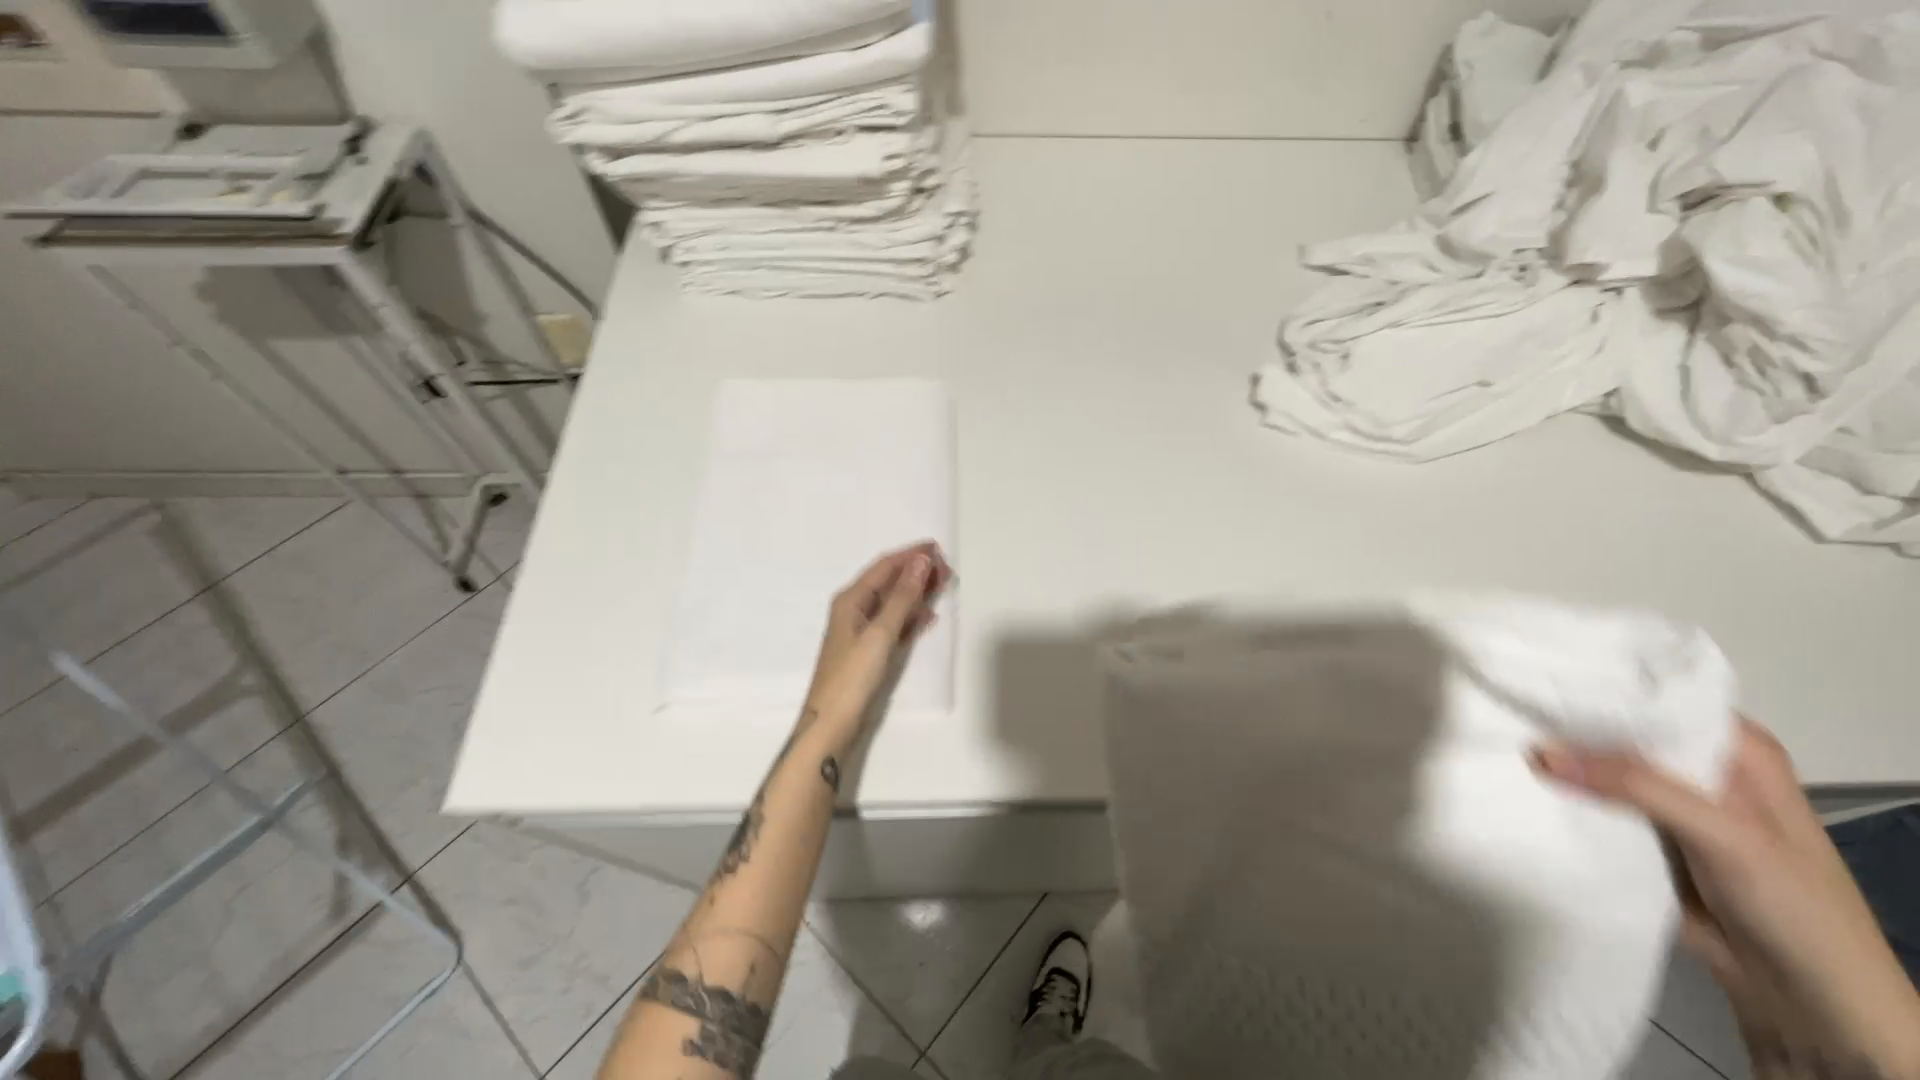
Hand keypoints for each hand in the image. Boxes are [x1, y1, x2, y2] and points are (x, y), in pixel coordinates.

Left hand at [800, 542, 950, 748]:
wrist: (831, 722)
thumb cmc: (852, 676)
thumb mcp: (880, 633)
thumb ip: (901, 597)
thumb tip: (921, 562)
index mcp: (851, 599)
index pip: (884, 566)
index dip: (911, 555)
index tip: (938, 548)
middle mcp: (854, 609)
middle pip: (889, 582)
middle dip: (916, 572)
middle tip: (947, 570)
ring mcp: (861, 631)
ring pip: (893, 602)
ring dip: (916, 593)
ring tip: (943, 588)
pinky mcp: (869, 650)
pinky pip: (894, 623)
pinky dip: (911, 617)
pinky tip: (928, 617)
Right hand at [1533, 720, 1919, 1079]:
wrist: (1802, 997)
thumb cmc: (1792, 903)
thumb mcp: (1725, 833)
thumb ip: (1636, 786)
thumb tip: (1538, 752)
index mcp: (1735, 748)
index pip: (1659, 699)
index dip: (1603, 687)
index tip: (1538, 675)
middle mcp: (1697, 769)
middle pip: (1622, 734)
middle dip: (1569, 727)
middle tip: (1503, 707)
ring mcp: (1667, 808)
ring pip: (1602, 774)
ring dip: (1560, 768)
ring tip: (1495, 742)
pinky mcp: (1641, 843)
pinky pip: (1593, 814)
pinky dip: (1562, 805)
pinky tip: (1518, 790)